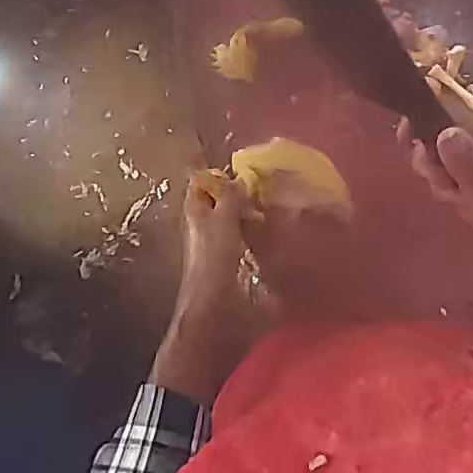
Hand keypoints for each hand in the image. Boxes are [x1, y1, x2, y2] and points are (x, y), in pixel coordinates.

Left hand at [150, 172, 266, 403]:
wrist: (213, 312)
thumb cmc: (214, 262)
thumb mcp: (223, 222)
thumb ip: (230, 198)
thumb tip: (238, 177)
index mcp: (196, 211)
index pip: (201, 180)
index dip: (215, 169)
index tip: (241, 160)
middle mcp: (203, 225)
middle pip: (218, 199)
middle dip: (238, 189)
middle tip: (266, 180)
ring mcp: (216, 245)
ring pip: (232, 218)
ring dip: (249, 210)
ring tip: (275, 201)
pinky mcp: (230, 263)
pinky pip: (243, 238)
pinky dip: (256, 231)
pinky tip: (276, 232)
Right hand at [403, 94, 472, 389]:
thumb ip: (468, 169)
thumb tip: (443, 130)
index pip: (454, 111)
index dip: (426, 115)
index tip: (406, 135)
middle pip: (448, 135)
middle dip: (431, 154)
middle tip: (439, 183)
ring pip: (452, 160)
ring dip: (441, 175)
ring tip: (451, 200)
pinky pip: (463, 180)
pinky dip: (454, 190)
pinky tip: (460, 210)